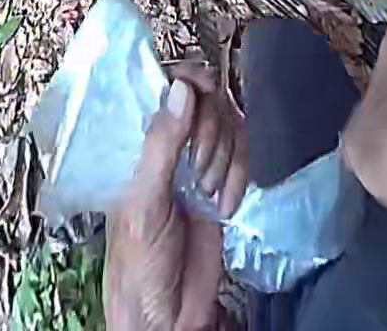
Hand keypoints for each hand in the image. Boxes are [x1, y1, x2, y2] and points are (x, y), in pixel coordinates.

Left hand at [106, 75, 248, 330]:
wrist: (169, 317)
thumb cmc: (140, 261)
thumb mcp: (144, 202)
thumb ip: (162, 145)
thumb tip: (182, 88)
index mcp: (142, 141)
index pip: (167, 87)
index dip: (189, 79)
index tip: (206, 88)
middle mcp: (173, 141)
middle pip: (207, 100)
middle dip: (210, 132)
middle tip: (199, 169)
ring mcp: (200, 157)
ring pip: (230, 122)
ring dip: (226, 157)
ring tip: (209, 192)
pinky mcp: (225, 175)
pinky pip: (246, 151)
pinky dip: (240, 176)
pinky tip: (225, 205)